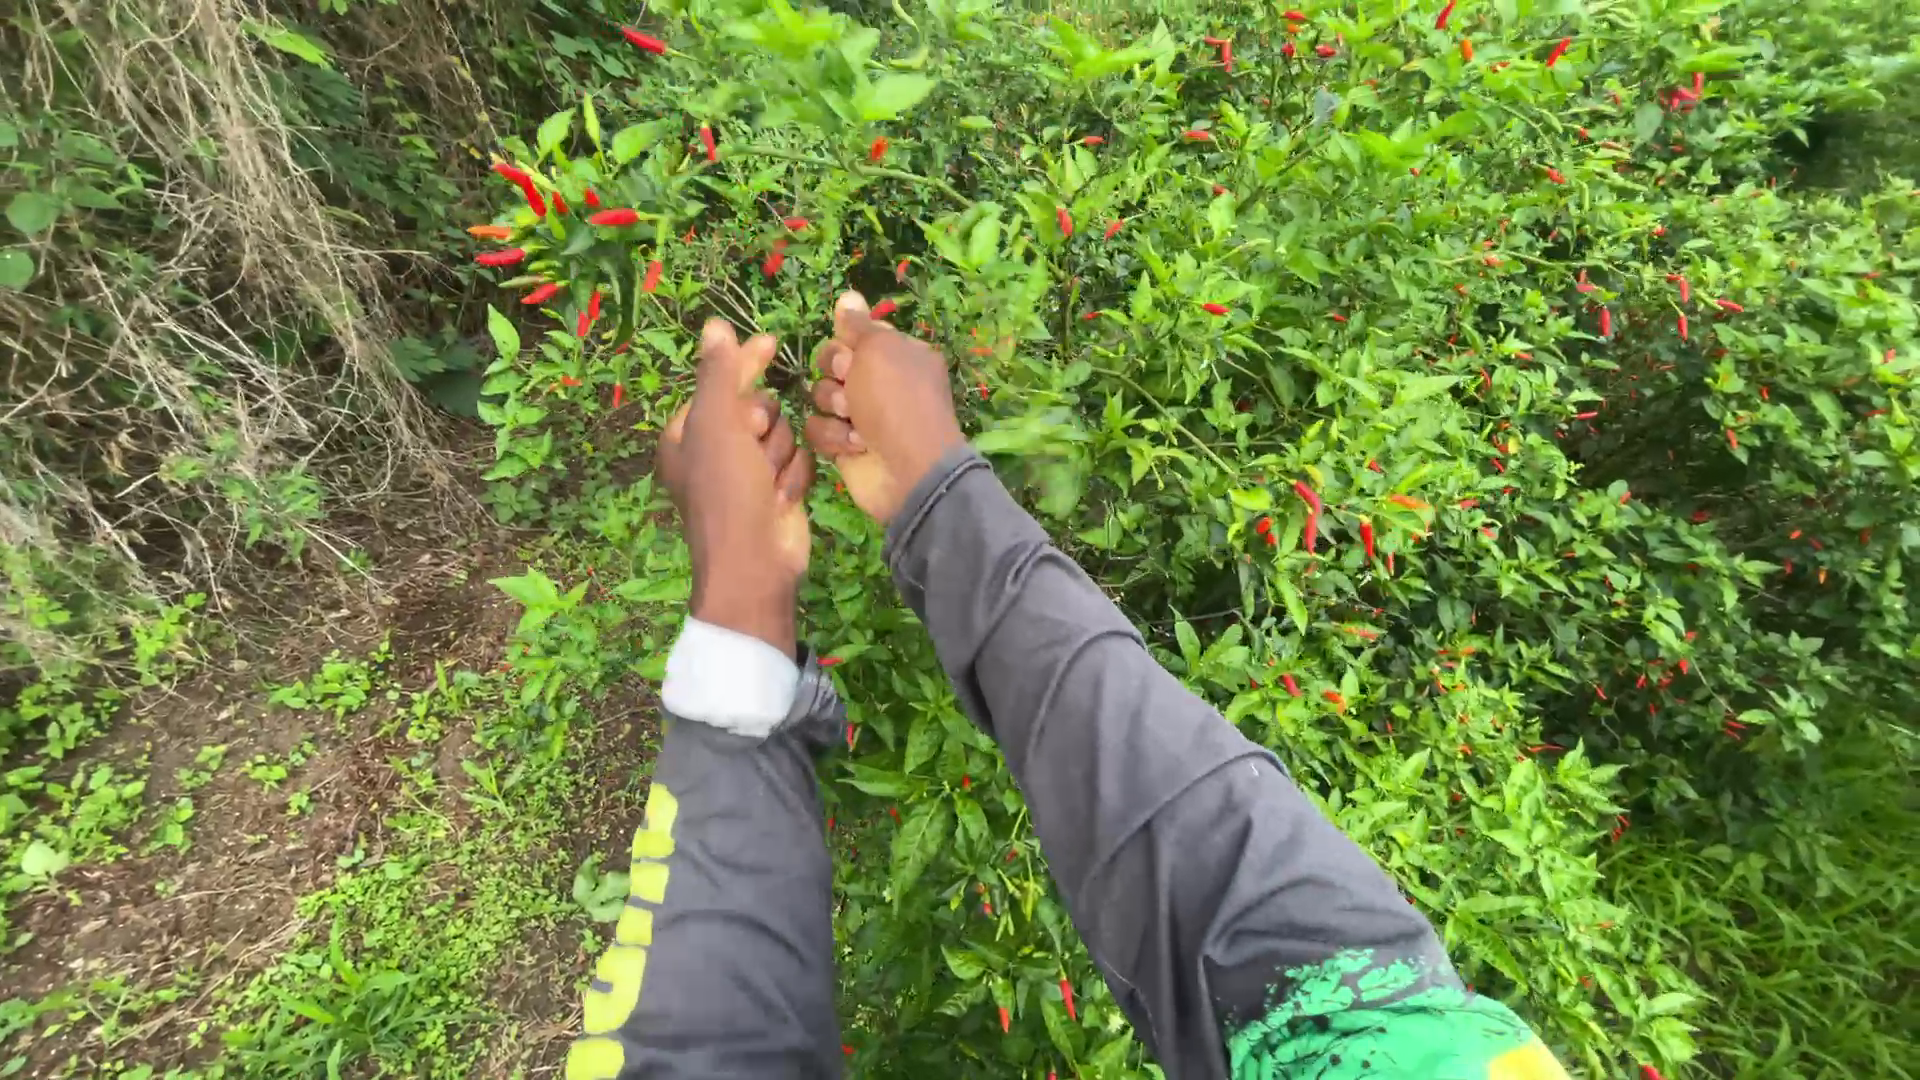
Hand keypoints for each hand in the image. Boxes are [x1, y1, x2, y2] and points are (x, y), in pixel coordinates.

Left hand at [657, 319, 813, 657]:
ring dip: (780, 455)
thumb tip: (715, 325)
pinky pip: (799, 461)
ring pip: (784, 434)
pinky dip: (794, 478)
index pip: (721, 383)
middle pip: (759, 407)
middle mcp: (718, 450)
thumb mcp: (717, 425)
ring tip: (768, 483)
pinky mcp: (779, 489)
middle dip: (765, 425)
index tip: (770, 343)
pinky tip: (783, 499)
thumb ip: (719, 373)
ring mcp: (750, 472)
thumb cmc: (727, 492)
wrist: (756, 562)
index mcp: (689, 433)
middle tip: (756, 443)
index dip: (744, 364)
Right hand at [805, 292, 966, 522]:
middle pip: (832, 362)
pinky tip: (854, 446)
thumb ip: (859, 325)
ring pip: (820, 395)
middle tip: (851, 388)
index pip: (856, 334)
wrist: (908, 470)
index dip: (847, 343)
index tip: (853, 354)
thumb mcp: (881, 350)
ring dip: (834, 408)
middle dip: (836, 375)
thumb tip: (848, 296)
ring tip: (856, 424)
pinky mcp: (845, 445)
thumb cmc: (897, 402)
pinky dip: (832, 437)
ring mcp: (862, 415)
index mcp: (899, 355)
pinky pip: (817, 429)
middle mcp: (880, 383)